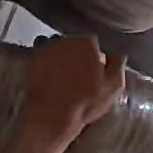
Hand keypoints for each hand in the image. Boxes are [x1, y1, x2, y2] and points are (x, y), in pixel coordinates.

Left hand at [12, 36, 124, 152]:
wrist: (52, 114)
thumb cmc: (85, 102)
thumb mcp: (113, 87)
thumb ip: (117, 65)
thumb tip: (116, 52)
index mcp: (88, 42)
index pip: (93, 42)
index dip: (93, 55)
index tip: (92, 67)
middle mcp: (68, 38)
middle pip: (75, 40)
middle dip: (77, 51)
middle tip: (78, 69)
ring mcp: (49, 45)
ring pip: (58, 42)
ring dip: (61, 51)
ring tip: (62, 68)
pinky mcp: (34, 54)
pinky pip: (41, 45)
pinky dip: (45, 52)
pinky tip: (48, 65)